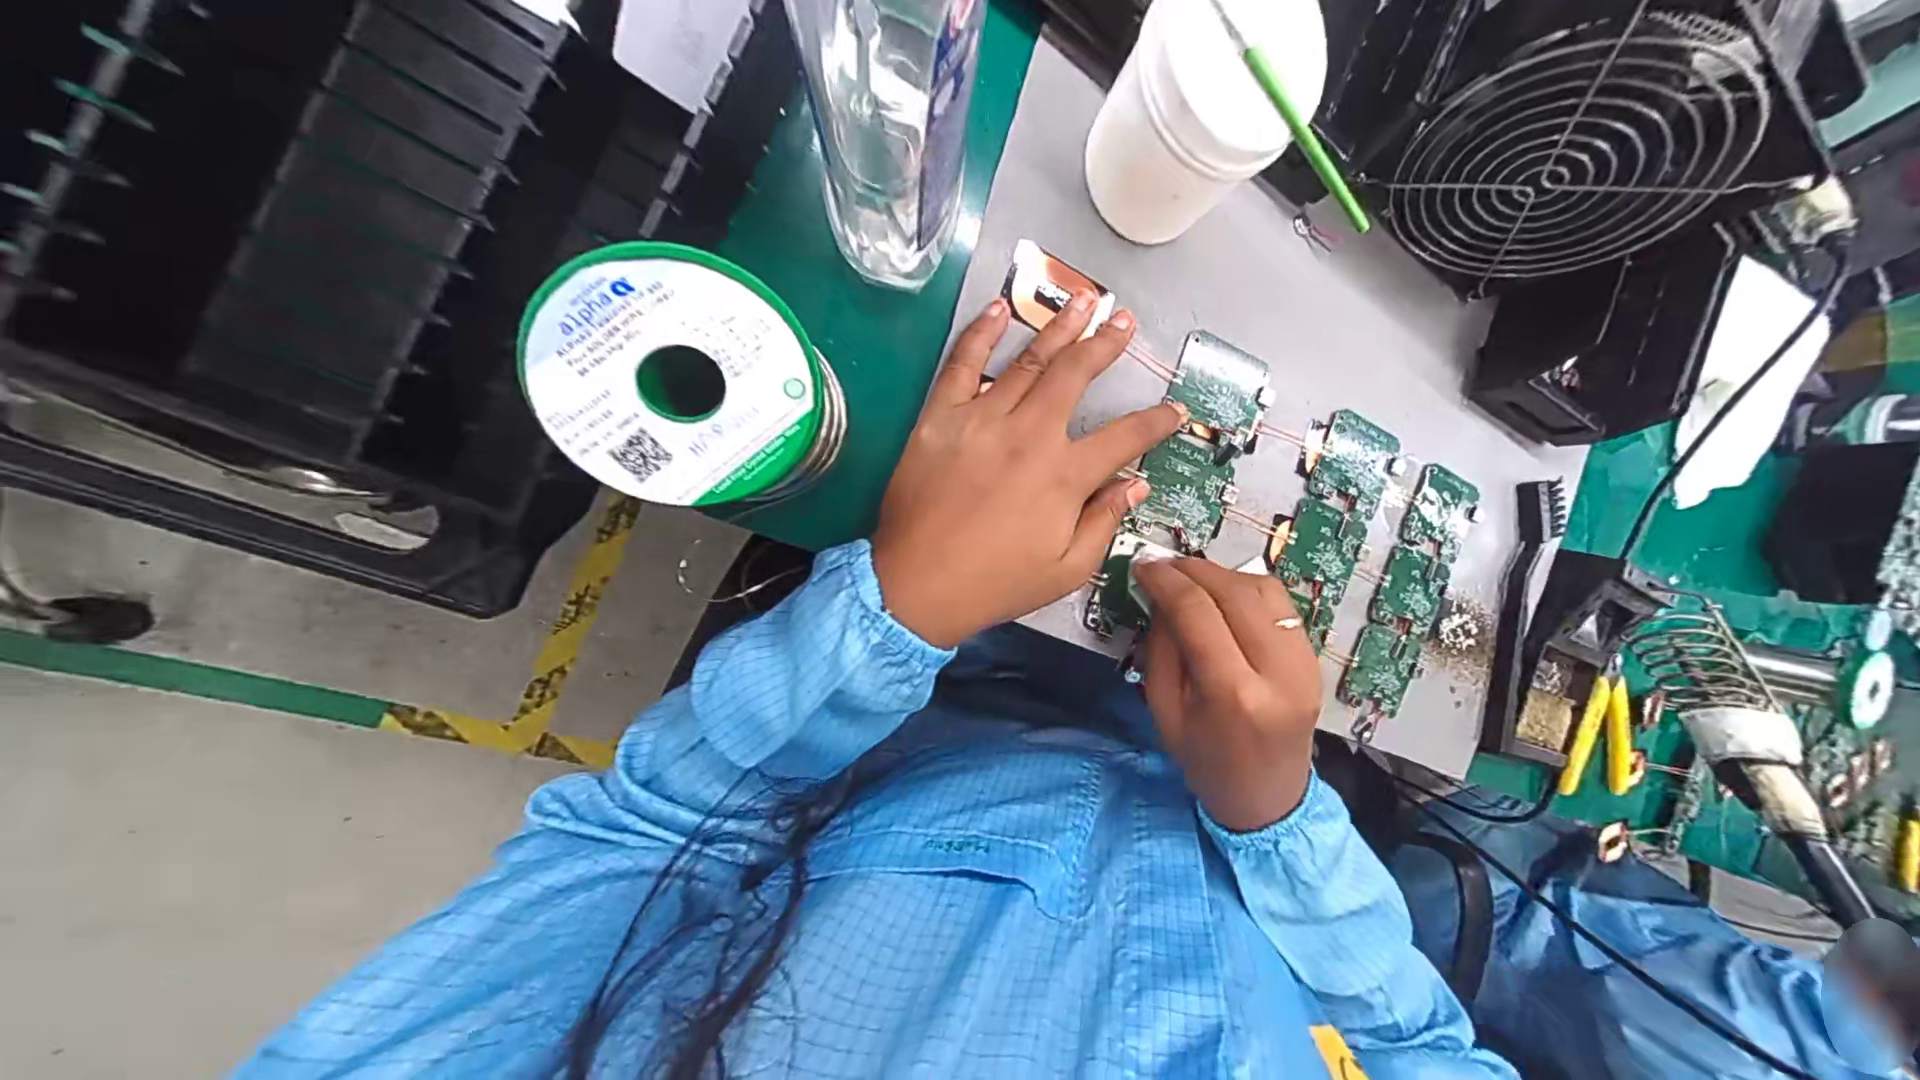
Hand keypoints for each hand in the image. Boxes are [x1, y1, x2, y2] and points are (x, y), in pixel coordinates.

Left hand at [871, 292, 1185, 647]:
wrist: (917, 586)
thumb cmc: (995, 584)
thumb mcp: (1065, 570)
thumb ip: (1104, 523)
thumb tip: (1136, 485)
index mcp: (1064, 476)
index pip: (1125, 438)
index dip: (1157, 422)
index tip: (1175, 410)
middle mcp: (1029, 436)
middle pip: (1076, 376)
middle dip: (1106, 345)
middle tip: (1124, 322)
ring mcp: (981, 420)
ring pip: (1027, 361)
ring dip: (1059, 328)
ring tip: (1082, 300)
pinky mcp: (940, 418)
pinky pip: (961, 364)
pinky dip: (979, 333)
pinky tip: (1000, 308)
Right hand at [1134, 558, 1322, 830]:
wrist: (1267, 797)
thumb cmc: (1204, 761)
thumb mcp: (1164, 709)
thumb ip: (1161, 648)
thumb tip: (1160, 596)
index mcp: (1233, 694)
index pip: (1197, 612)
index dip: (1165, 582)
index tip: (1142, 568)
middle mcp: (1277, 672)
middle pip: (1234, 592)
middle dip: (1192, 569)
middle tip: (1162, 566)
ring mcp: (1304, 663)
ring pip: (1264, 589)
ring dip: (1222, 574)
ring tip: (1191, 579)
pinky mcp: (1313, 659)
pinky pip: (1281, 604)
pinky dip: (1247, 589)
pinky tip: (1223, 595)